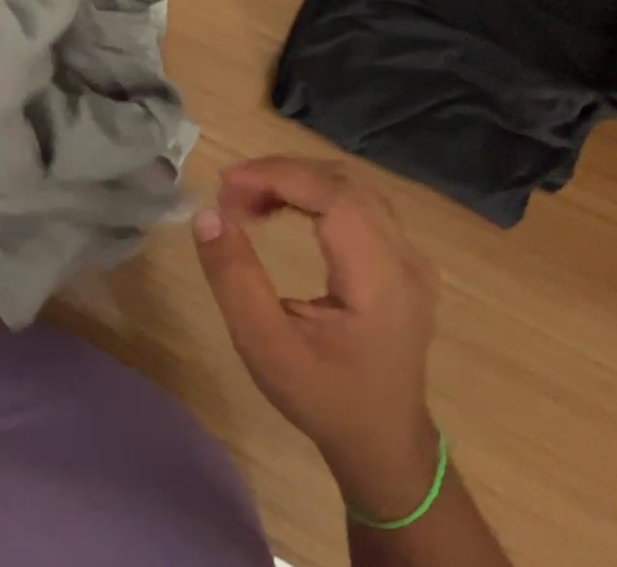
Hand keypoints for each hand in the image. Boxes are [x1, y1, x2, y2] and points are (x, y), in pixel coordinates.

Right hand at [193, 157, 441, 520]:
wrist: (381, 441)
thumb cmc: (320, 394)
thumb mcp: (263, 342)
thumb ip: (234, 276)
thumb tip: (207, 214)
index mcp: (380, 279)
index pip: (334, 196)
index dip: (276, 177)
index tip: (223, 185)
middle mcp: (405, 260)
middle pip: (345, 184)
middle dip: (280, 175)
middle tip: (228, 195)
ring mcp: (410, 261)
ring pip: (353, 190)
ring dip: (294, 182)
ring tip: (246, 202)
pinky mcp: (401, 265)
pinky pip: (358, 207)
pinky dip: (311, 197)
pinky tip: (278, 213)